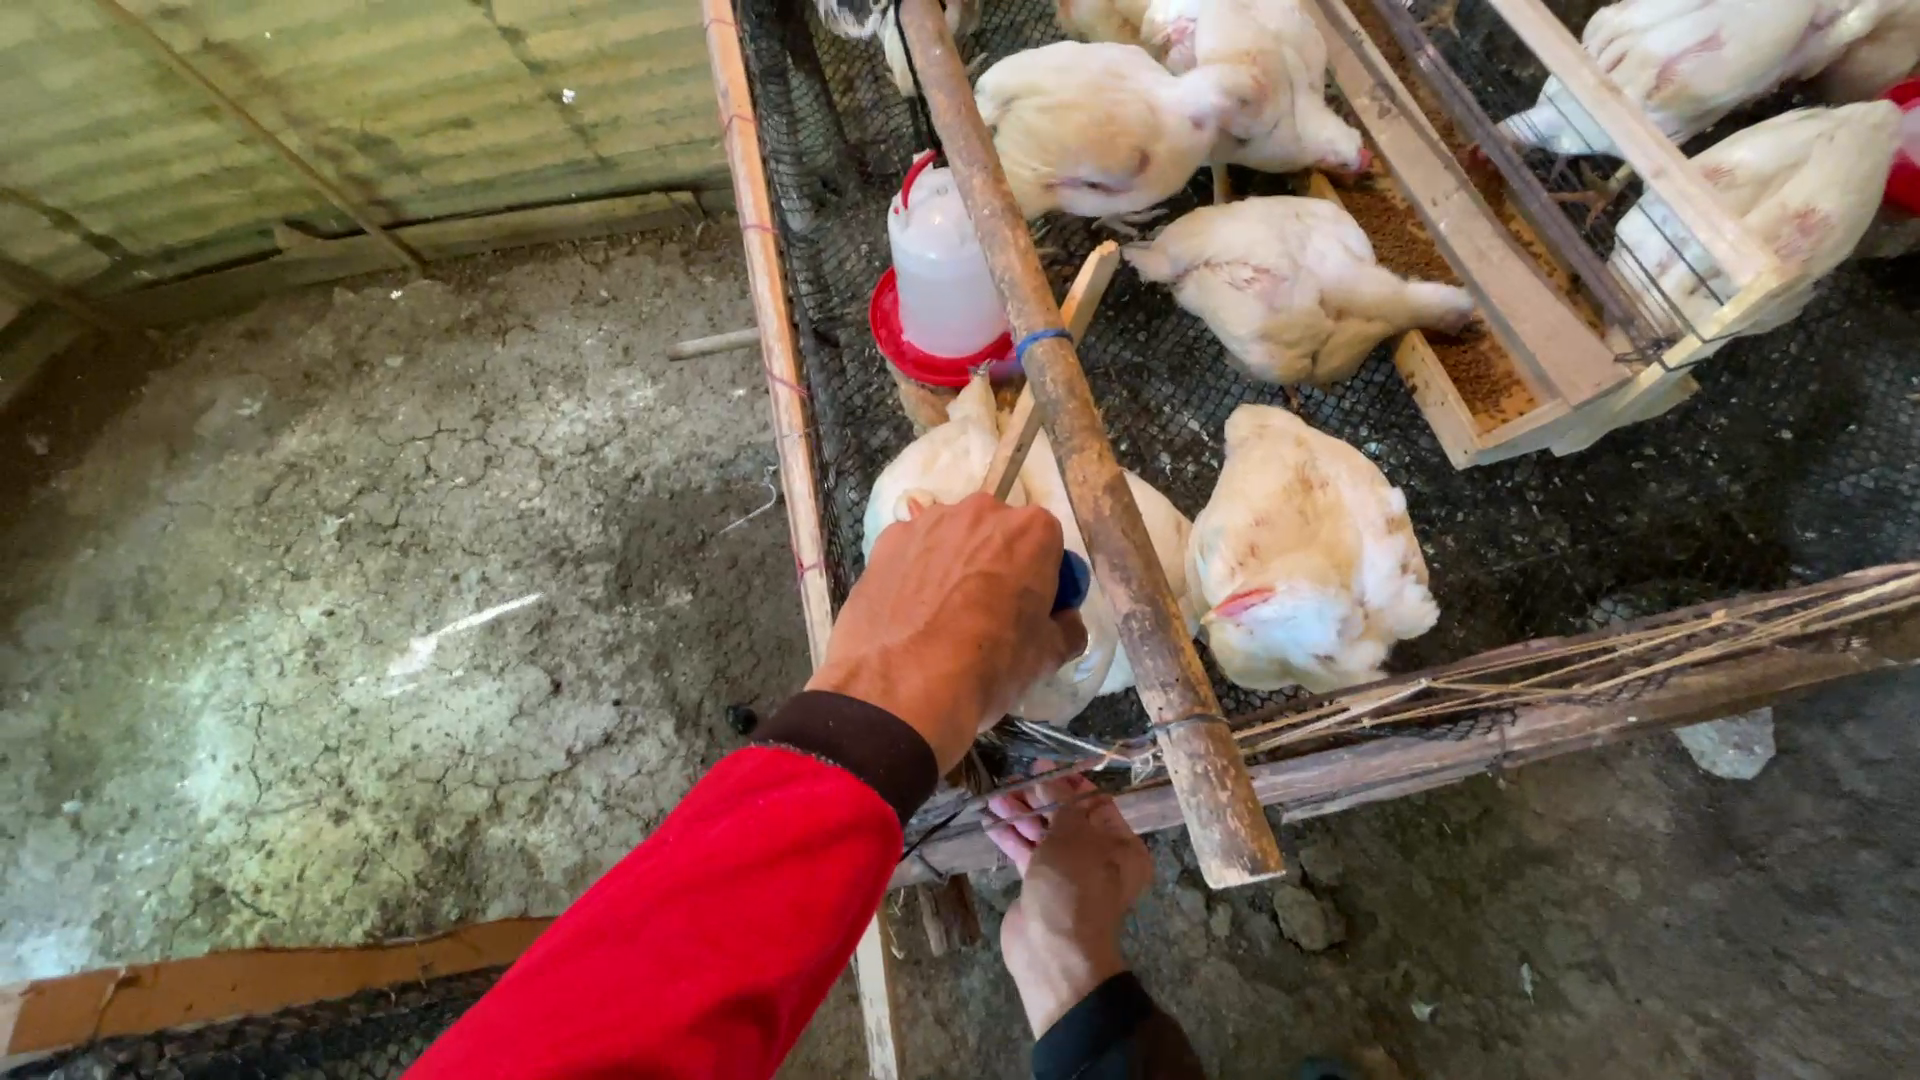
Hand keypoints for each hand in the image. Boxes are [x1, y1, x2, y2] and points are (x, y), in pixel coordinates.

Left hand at [808, 494, 1087, 772]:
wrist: (904, 687)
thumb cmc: (990, 664)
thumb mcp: (1048, 656)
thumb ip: (1067, 628)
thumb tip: (1064, 620)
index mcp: (1031, 530)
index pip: (1047, 544)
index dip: (1042, 577)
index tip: (1032, 607)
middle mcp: (980, 512)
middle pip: (997, 533)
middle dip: (997, 562)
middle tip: (989, 611)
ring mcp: (927, 523)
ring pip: (951, 539)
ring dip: (954, 564)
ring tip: (942, 615)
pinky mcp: (885, 542)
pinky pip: (911, 552)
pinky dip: (914, 573)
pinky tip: (910, 613)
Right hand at [987, 768, 1153, 1036]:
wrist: (1054, 951)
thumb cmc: (1074, 883)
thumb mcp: (1071, 831)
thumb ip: (1059, 799)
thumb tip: (1046, 778)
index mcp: (1122, 846)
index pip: (1096, 803)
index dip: (1068, 782)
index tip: (1041, 766)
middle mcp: (1100, 859)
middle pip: (1067, 817)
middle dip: (1039, 797)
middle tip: (1015, 778)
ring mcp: (1068, 874)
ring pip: (1044, 834)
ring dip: (1020, 814)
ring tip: (996, 795)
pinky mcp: (1041, 887)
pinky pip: (1027, 854)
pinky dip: (1011, 836)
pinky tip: (991, 819)